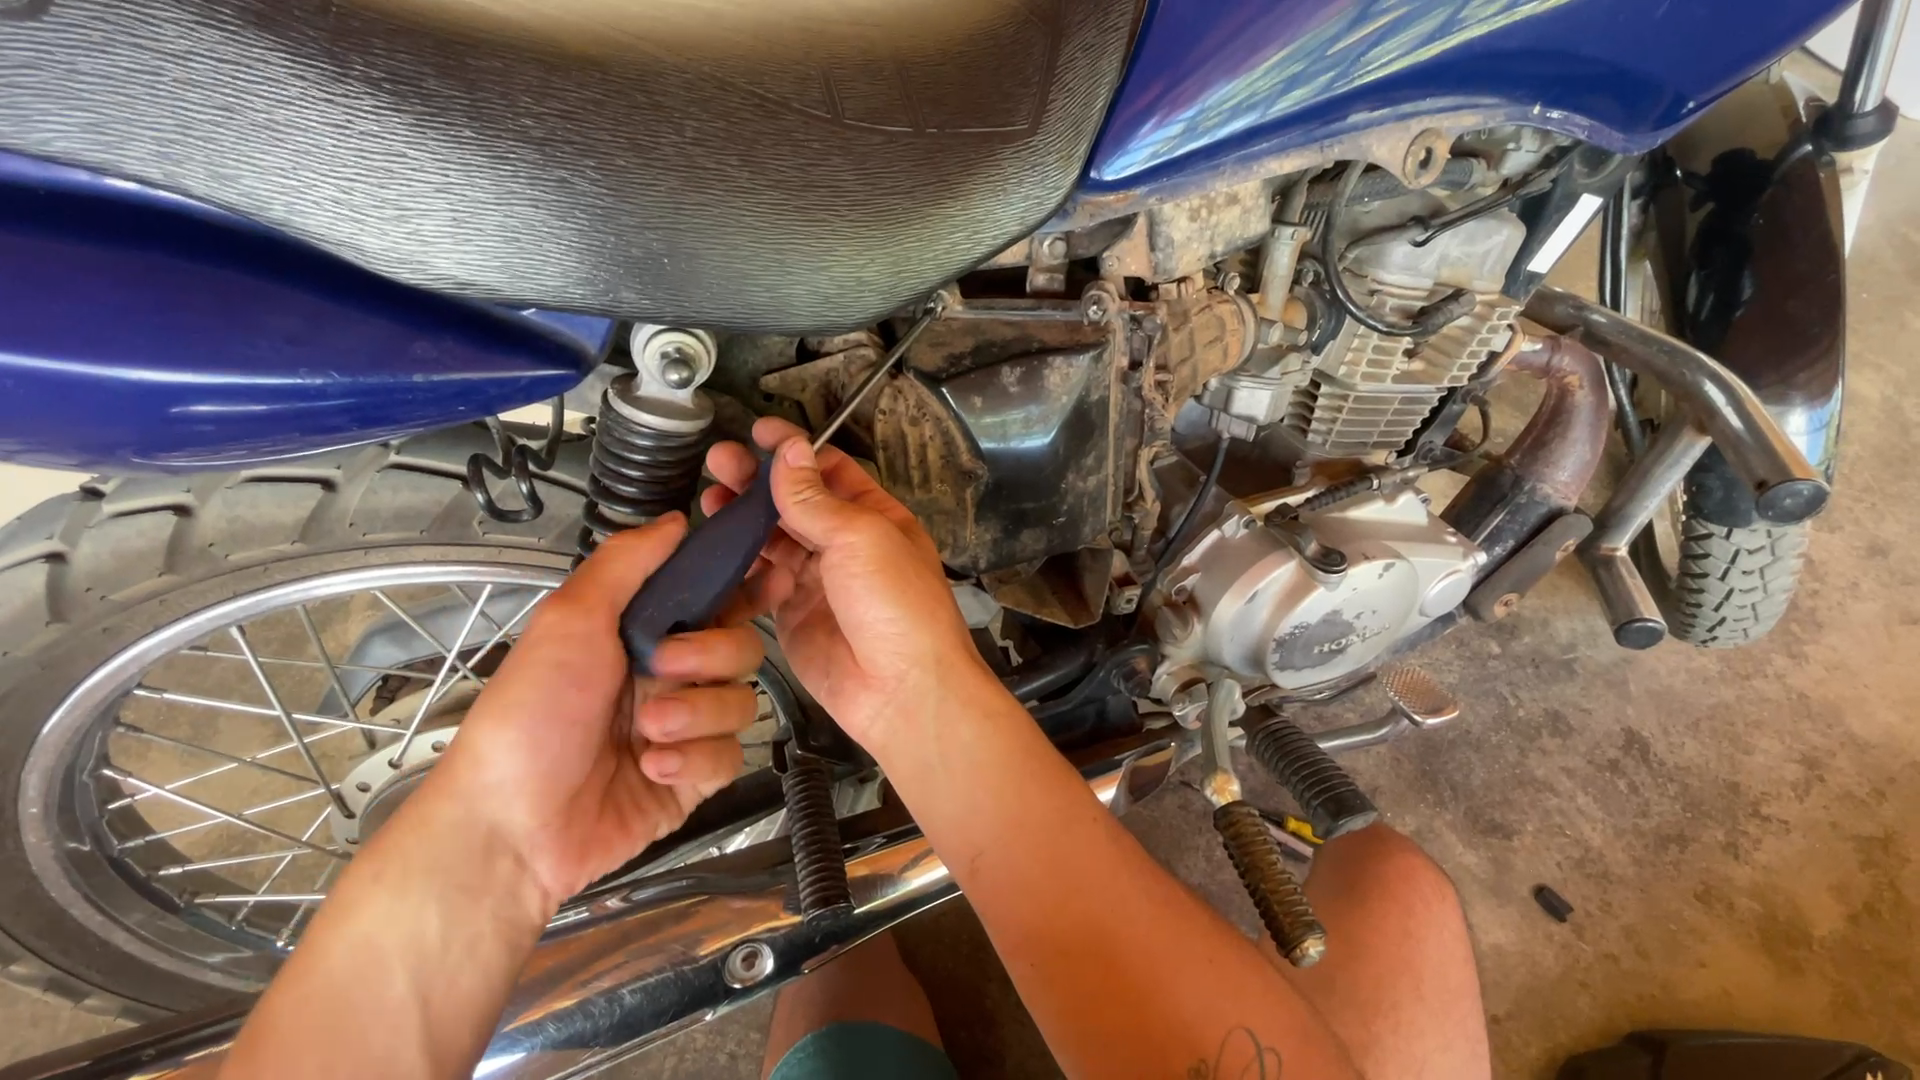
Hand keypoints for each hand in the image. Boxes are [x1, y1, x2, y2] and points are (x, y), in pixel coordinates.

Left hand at [422, 516, 769, 909]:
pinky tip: (651, 768)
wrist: (512, 825)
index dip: (747, 586)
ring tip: (646, 732)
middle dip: (710, 656)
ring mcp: (686, 728)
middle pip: (742, 647)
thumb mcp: (568, 620)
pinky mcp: (694, 777)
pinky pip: (730, 756)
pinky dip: (692, 759)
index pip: (714, 599)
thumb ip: (625, 563)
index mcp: (642, 634)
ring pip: (742, 702)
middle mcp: (670, 676)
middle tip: (661, 669)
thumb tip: (676, 521)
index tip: (771, 576)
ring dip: (696, 713)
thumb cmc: (530, 715)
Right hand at [703, 417, 995, 758]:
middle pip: (794, 502)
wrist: (901, 690)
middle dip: (757, 481)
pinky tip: (719, 548)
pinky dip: (741, 564)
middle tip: (718, 463)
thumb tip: (790, 451)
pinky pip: (762, 581)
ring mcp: (818, 580)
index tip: (757, 433)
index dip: (793, 450)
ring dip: (743, 519)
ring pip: (773, 539)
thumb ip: (817, 498)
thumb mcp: (860, 538)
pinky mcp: (793, 614)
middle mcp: (846, 545)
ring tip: (711, 499)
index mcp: (874, 517)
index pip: (828, 470)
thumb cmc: (898, 606)